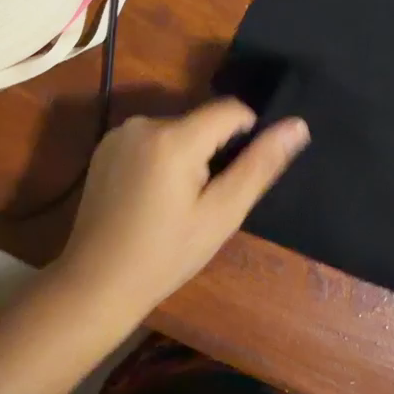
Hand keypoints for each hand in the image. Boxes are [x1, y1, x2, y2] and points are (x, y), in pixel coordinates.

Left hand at [57, 99, 308, 321]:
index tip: (237, 178)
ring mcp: (120, 134)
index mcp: (174, 138)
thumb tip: (298, 125)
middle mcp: (144, 123)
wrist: (95, 284)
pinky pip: (152, 140)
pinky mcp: (105, 147)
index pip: (232, 110)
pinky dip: (162, 160)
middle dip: (213, 152)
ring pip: (178, 131)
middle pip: (203, 122)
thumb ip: (260, 165)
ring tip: (177, 204)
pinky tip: (152, 198)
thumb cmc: (165, 254)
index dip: (247, 137)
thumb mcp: (221, 214)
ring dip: (188, 156)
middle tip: (205, 202)